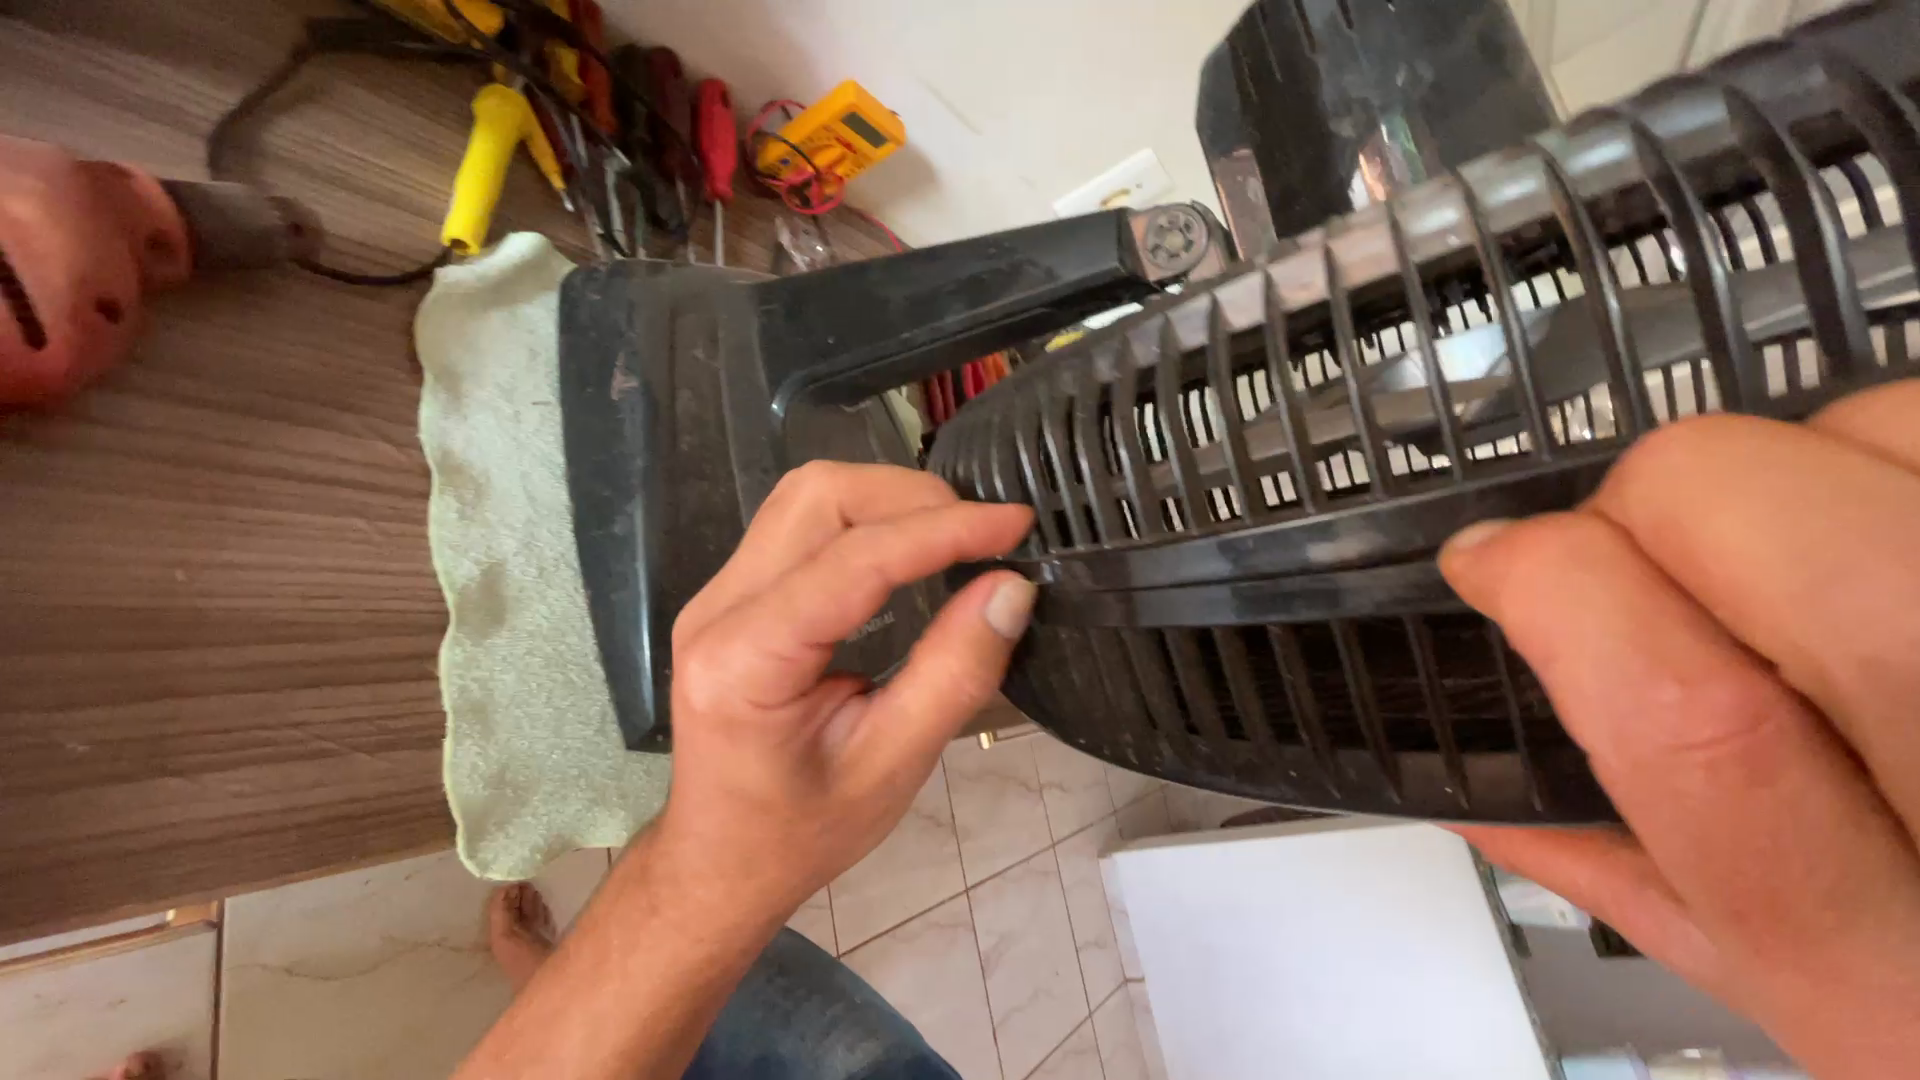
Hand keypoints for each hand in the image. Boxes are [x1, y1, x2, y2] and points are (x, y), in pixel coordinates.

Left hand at [653, 462, 1035, 918]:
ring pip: (807, 496)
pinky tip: (907, 546)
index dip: (943, 531)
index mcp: (748, 659)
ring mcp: (717, 593)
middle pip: (818, 498)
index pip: (854, 560)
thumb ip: (954, 673)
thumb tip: (1011, 588)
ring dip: (888, 499)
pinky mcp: (732, 592)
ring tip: (953, 535)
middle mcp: (718, 607)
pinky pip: (801, 522)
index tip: (1016, 523)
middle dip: (911, 499)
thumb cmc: (803, 831)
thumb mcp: (893, 766)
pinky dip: (866, 517)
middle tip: (982, 534)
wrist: (720, 858)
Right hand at [1438, 379, 1919, 1076]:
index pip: (1680, 705)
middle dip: (1641, 502)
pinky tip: (1889, 526)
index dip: (1546, 587)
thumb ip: (1605, 871)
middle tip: (1638, 551)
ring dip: (1786, 470)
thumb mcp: (1785, 984)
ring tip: (1798, 552)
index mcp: (1873, 933)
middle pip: (1748, 512)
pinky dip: (1889, 447)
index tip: (1485, 561)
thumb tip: (1463, 785)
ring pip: (1866, 430)